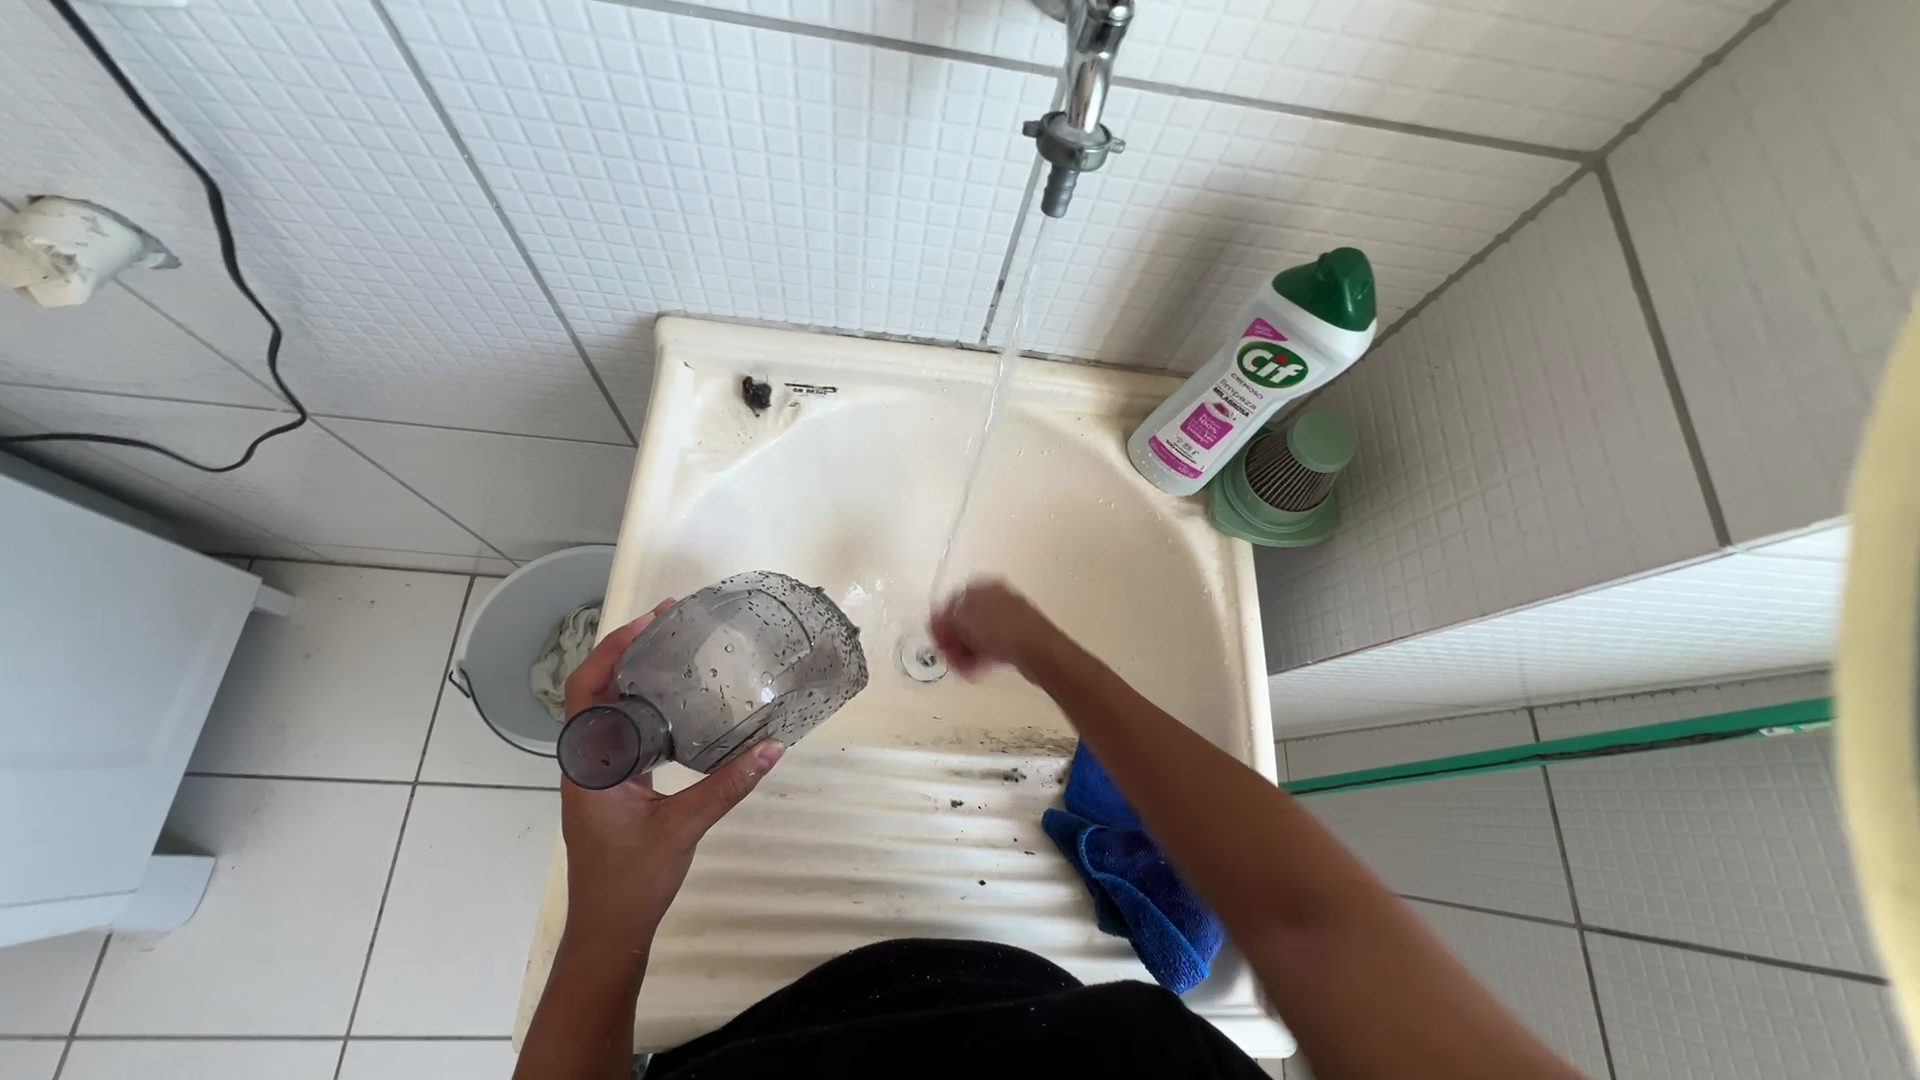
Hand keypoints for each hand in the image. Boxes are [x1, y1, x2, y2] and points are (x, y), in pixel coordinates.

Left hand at [558, 599, 783, 946]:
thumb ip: (727, 786)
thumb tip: (772, 748)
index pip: (587, 690)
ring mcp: (599, 772)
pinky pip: (625, 731)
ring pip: (608, 709)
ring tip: (676, 650)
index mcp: (590, 765)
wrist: (609, 930)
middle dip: (628, 650)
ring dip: (635, 675)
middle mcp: (587, 760)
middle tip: (671, 622)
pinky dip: (646, 706)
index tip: (651, 622)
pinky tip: (679, 703)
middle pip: (595, 689)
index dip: (613, 650)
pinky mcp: (615, 784)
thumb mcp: (683, 829)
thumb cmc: (632, 882)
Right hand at [929, 578, 1062, 678]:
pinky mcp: (1016, 638)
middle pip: (965, 620)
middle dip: (953, 640)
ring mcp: (1008, 619)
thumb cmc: (1000, 631)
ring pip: (977, 635)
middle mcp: (997, 599)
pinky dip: (980, 657)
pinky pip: (991, 646)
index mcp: (984, 587)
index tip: (935, 638)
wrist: (1039, 651)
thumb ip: (946, 617)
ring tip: (961, 668)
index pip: (953, 599)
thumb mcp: (965, 620)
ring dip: (965, 652)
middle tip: (947, 657)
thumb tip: (936, 619)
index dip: (941, 619)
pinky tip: (975, 671)